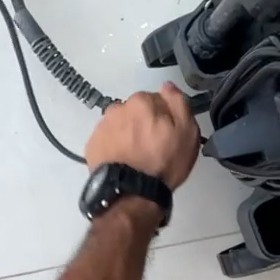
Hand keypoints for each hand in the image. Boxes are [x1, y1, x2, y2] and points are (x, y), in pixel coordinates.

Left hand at [85, 82, 200, 190]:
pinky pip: (108, 140)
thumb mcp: (187, 132)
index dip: (164, 117)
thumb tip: (167, 86)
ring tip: (136, 156)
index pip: (156, 100)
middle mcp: (118, 108)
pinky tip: (123, 161)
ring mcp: (102, 127)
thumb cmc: (163, 162)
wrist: (132, 193)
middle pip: (136, 112)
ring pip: (121, 125)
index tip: (167, 133)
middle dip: (144, 124)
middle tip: (152, 147)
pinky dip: (115, 146)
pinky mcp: (92, 145)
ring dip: (128, 134)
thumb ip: (178, 103)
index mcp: (142, 101)